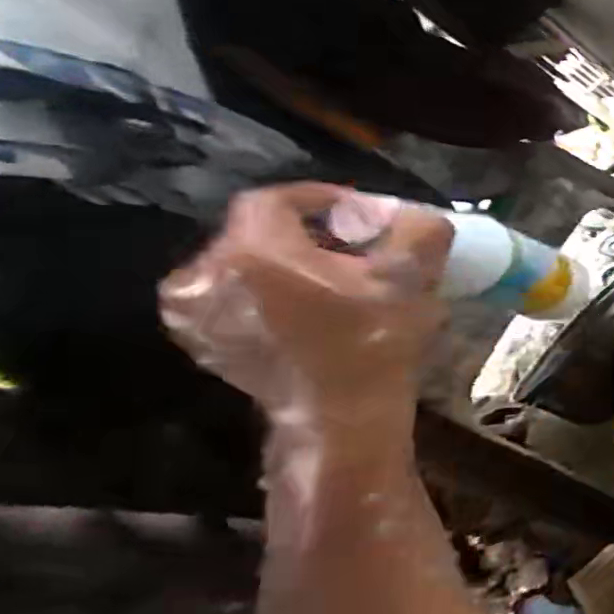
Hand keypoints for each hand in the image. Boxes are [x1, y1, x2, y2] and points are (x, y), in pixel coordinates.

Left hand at [158, 183, 452, 443]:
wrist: (341, 417)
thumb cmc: (374, 341)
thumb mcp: (411, 276)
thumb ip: (418, 229)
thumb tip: (410, 216)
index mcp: (252, 252)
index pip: (277, 199)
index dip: (323, 197)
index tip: (364, 213)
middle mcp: (206, 276)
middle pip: (260, 232)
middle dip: (311, 231)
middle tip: (359, 246)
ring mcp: (195, 314)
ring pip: (247, 264)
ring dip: (292, 262)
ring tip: (339, 278)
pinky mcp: (205, 342)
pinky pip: (237, 296)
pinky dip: (273, 291)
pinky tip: (315, 309)